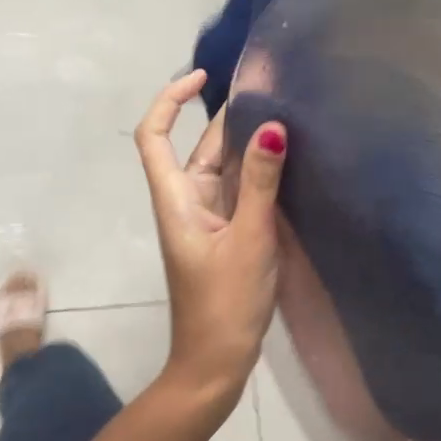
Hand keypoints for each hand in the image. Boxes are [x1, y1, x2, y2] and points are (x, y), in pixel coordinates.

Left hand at [134, 70, 288, 394]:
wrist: (214, 363)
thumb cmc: (225, 303)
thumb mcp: (249, 239)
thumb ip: (260, 183)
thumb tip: (271, 127)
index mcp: (176, 199)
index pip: (154, 136)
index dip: (170, 100)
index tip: (202, 78)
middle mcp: (186, 202)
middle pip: (196, 147)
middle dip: (225, 118)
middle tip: (272, 93)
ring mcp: (205, 220)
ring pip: (220, 170)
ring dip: (245, 145)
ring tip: (287, 117)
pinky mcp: (224, 236)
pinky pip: (236, 193)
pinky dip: (255, 174)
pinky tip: (287, 163)